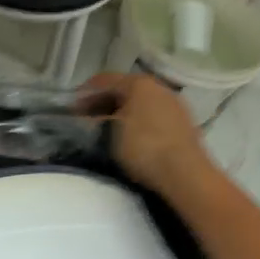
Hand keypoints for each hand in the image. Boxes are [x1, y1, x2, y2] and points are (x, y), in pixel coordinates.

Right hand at [79, 72, 220, 203]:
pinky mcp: (184, 125)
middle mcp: (158, 87)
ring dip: (121, 115)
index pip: (103, 81)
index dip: (83, 95)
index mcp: (138, 82)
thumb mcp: (109, 133)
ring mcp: (174, 105)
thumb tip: (82, 119)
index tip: (71, 111)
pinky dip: (138, 124)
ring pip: (139, 104)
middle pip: (123, 91)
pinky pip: (153, 117)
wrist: (188, 177)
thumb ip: (92, 121)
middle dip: (102, 104)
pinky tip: (132, 140)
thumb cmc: (144, 147)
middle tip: (86, 122)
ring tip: (107, 133)